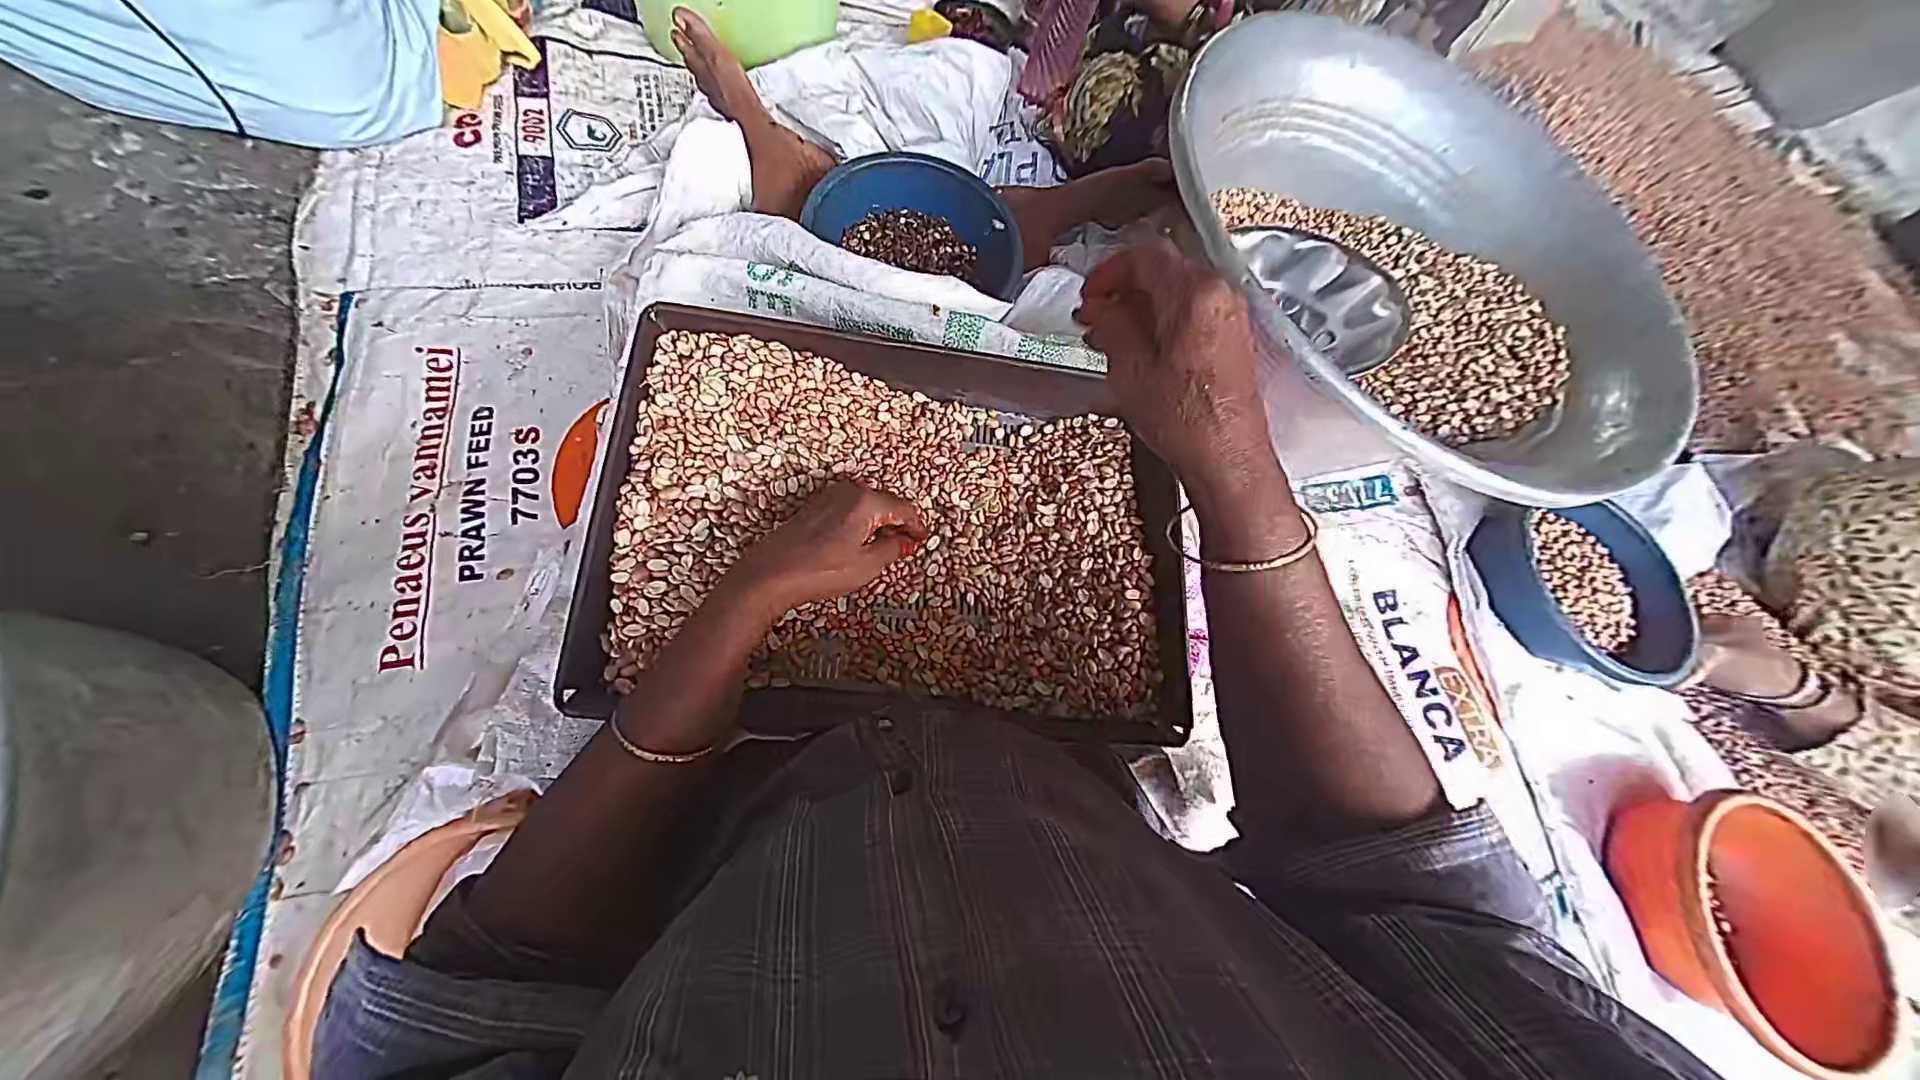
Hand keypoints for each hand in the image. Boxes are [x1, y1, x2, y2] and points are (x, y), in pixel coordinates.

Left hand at [726, 481, 928, 615]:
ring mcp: (829, 497)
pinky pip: (848, 509)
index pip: (904, 508)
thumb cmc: (817, 570)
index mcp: (867, 501)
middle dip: (898, 523)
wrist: (771, 575)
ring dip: (878, 523)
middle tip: (908, 544)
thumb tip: (903, 541)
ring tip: (885, 547)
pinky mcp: (814, 508)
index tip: (923, 538)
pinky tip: (858, 543)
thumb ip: (892, 548)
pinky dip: (860, 523)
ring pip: (866, 506)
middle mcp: (848, 492)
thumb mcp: (867, 565)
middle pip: (885, 503)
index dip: (917, 525)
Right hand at [1076, 240, 1281, 511]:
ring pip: (1176, 295)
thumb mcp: (1130, 370)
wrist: (1226, 458)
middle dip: (1122, 292)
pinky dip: (1161, 324)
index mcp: (1195, 295)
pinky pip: (1190, 316)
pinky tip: (1138, 352)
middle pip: (1163, 273)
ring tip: (1110, 338)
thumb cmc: (1186, 422)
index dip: (1108, 272)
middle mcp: (1220, 296)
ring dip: (1139, 309)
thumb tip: (1101, 308)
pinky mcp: (1231, 340)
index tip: (1090, 293)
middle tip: (1093, 317)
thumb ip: (1112, 325)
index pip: (1146, 257)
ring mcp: (1230, 318)